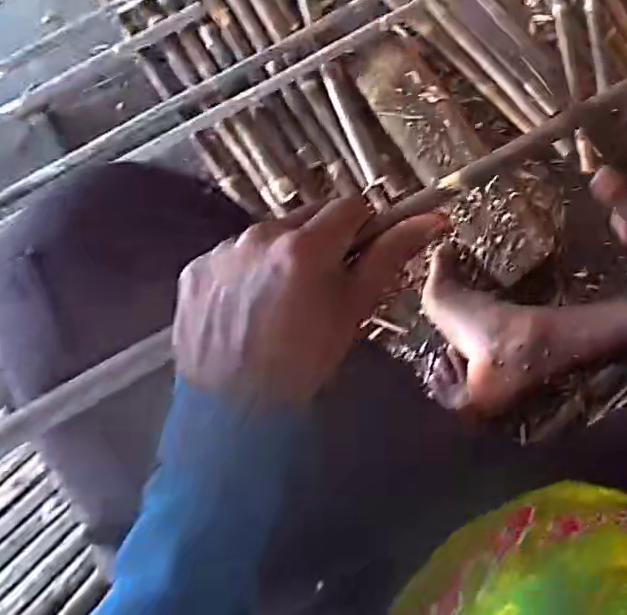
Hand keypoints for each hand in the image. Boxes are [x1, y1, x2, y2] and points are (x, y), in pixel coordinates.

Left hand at [175, 197, 445, 402]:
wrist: (231, 420)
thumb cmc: (303, 367)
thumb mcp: (353, 311)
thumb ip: (390, 256)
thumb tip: (430, 219)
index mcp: (304, 247)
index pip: (351, 205)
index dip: (363, 228)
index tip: (361, 254)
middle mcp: (259, 237)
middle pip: (310, 216)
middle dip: (324, 240)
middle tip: (325, 284)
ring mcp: (223, 252)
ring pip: (271, 234)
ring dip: (284, 254)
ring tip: (283, 302)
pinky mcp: (196, 269)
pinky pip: (234, 254)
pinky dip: (247, 271)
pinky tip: (249, 308)